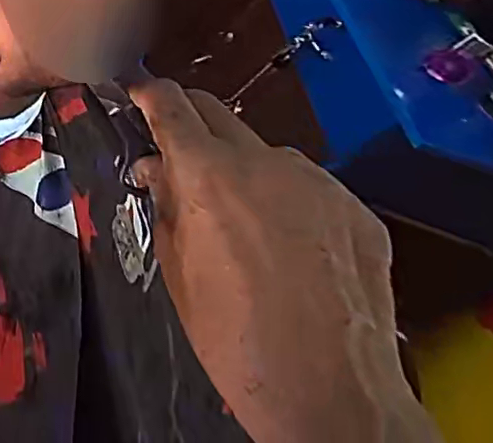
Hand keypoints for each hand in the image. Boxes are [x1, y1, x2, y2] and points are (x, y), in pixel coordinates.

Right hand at [128, 79, 438, 442]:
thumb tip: (157, 168)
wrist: (338, 402)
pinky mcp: (357, 210)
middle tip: (175, 152)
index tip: (135, 91)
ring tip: (241, 214)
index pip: (169, 102)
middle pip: (214, 109)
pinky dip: (286, 197)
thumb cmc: (233, 337)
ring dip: (240, 164)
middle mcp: (263, 163)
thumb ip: (164, 201)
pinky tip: (289, 244)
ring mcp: (318, 184)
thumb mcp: (175, 265)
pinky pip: (307, 185)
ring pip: (262, 149)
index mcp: (207, 174)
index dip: (146, 90)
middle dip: (187, 120)